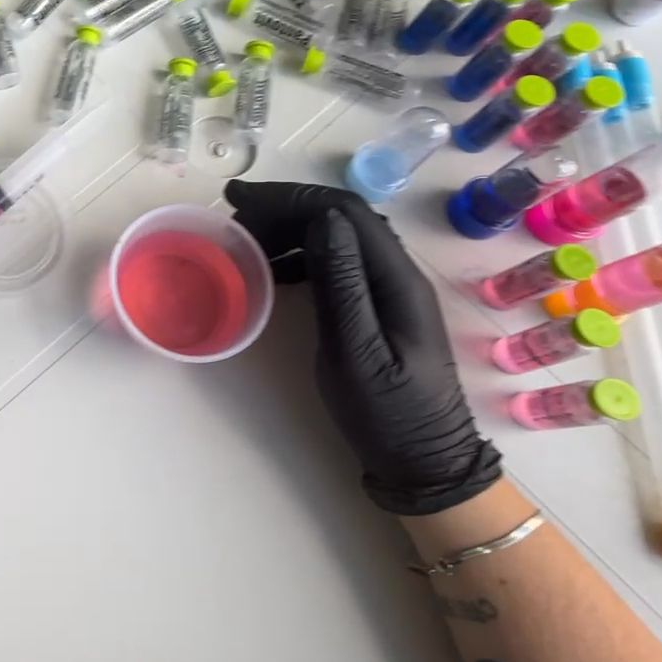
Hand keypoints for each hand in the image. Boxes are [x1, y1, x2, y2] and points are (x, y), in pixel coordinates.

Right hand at [223, 181, 500, 515]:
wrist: (427, 466)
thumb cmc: (388, 414)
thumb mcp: (356, 352)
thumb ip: (340, 283)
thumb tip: (323, 219)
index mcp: (396, 278)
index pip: (343, 209)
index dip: (290, 196)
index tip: (239, 199)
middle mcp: (396, 273)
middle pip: (339, 216)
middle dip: (283, 208)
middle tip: (234, 220)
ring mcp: (388, 289)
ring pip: (335, 237)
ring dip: (288, 231)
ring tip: (245, 243)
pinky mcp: (376, 306)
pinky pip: (335, 263)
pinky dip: (298, 256)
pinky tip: (271, 272)